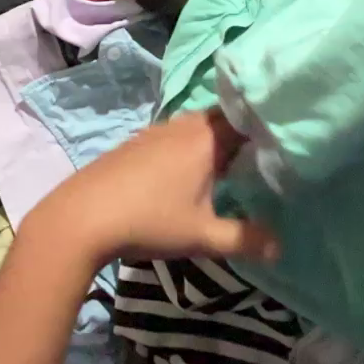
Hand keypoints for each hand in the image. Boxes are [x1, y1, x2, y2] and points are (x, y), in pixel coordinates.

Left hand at [23, 111, 280, 268]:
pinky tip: (184, 172)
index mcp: (206, 138)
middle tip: (259, 155)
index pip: (245, 117)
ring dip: (211, 139)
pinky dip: (187, 146)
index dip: (264, 124)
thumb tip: (281, 247)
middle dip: (240, 133)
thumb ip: (245, 239)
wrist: (81, 216)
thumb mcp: (203, 236)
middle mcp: (183, 126)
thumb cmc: (149, 220)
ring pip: (195, 126)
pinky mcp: (134, 143)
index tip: (282, 139)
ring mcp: (155, 131)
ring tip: (227, 165)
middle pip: (221, 118)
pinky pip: (173, 135)